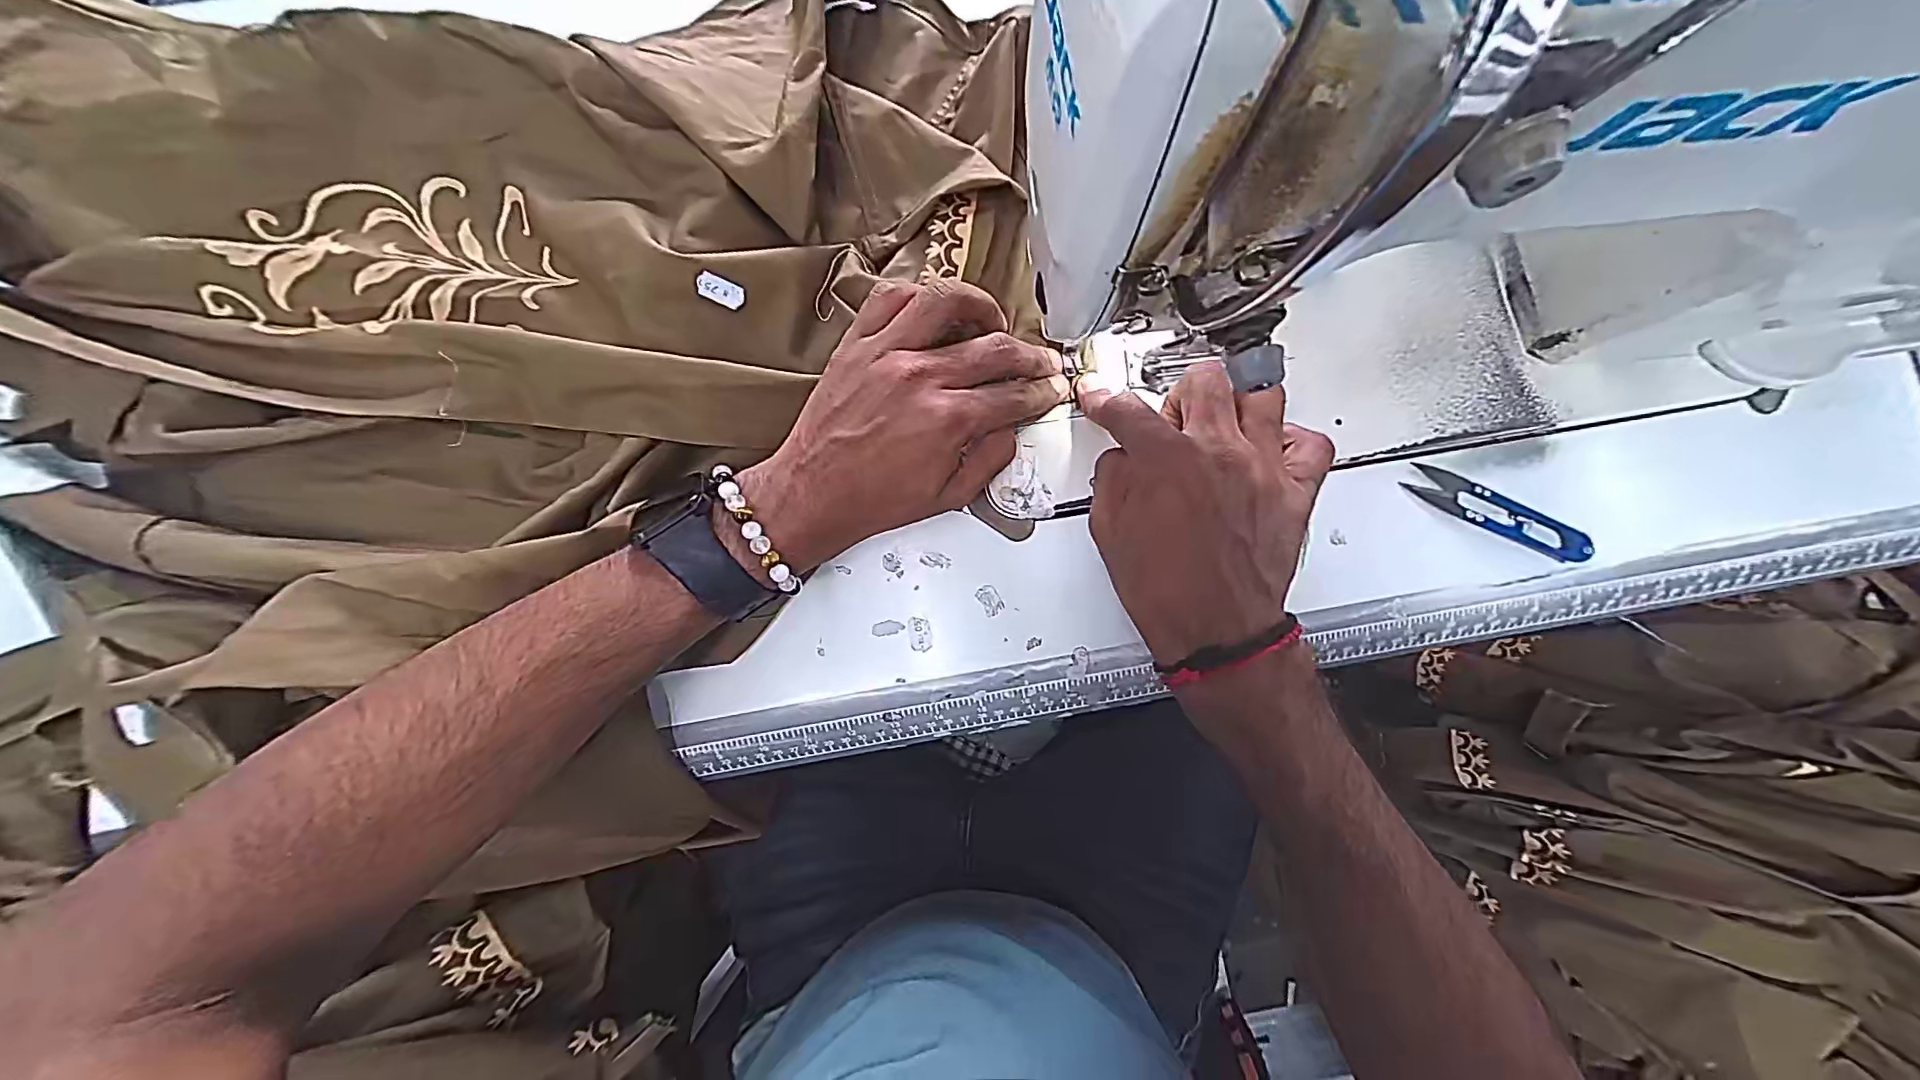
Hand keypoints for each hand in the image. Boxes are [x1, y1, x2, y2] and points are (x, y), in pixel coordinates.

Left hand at [727, 279, 1068, 575]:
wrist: (814, 493)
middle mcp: (920, 378)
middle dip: (1031, 356)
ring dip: (982, 306)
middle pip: (996, 348)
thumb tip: (1012, 429)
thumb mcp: (948, 495)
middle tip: (1040, 362)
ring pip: (947, 302)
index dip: (1042, 392)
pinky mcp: (856, 346)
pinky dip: (917, 294)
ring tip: (993, 320)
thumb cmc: (872, 498)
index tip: (1050, 389)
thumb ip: (990, 458)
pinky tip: (932, 309)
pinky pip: (889, 298)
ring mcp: (885, 355)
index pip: (1014, 395)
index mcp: (948, 420)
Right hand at [1080, 361, 1333, 665]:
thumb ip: (1112, 479)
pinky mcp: (1296, 492)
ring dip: (1236, 402)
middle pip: (1205, 380)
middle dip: (1180, 393)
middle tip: (1173, 417)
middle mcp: (1217, 454)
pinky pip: (1310, 443)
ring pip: (1262, 394)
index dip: (1105, 400)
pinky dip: (1291, 438)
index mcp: (1164, 461)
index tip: (1102, 400)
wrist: (1214, 630)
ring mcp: (1261, 469)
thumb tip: (1120, 456)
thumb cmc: (1167, 592)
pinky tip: (1270, 449)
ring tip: (1223, 422)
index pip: (1127, 409)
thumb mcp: (1110, 532)